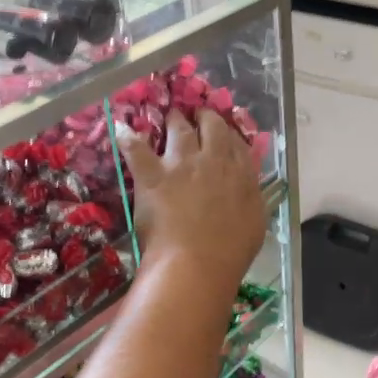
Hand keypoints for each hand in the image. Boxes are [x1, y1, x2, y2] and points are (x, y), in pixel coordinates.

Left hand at [118, 110, 264, 293]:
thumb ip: (250, 197)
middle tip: (197, 115)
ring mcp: (181, 164)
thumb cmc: (231, 252)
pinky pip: (136, 147)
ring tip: (169, 116)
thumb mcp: (255, 222)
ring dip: (174, 120)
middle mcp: (213, 160)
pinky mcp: (152, 174)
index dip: (228, 134)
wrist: (197, 262)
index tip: (222, 134)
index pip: (236, 142)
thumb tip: (247, 186)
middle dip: (204, 117)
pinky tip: (122, 128)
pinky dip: (127, 136)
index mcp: (241, 174)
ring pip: (178, 128)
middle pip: (210, 126)